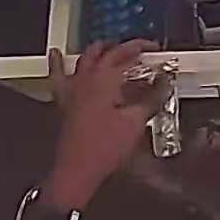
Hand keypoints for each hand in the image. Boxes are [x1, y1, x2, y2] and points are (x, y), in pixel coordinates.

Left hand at [42, 40, 166, 208]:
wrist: (77, 171)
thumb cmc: (104, 148)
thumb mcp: (135, 123)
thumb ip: (152, 99)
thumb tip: (164, 85)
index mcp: (105, 80)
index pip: (128, 56)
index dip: (143, 51)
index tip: (155, 50)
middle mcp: (87, 79)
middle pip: (108, 53)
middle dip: (125, 47)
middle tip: (140, 49)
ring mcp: (73, 89)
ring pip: (86, 58)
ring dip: (101, 50)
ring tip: (111, 47)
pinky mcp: (65, 102)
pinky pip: (58, 76)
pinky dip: (57, 63)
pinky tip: (55, 54)